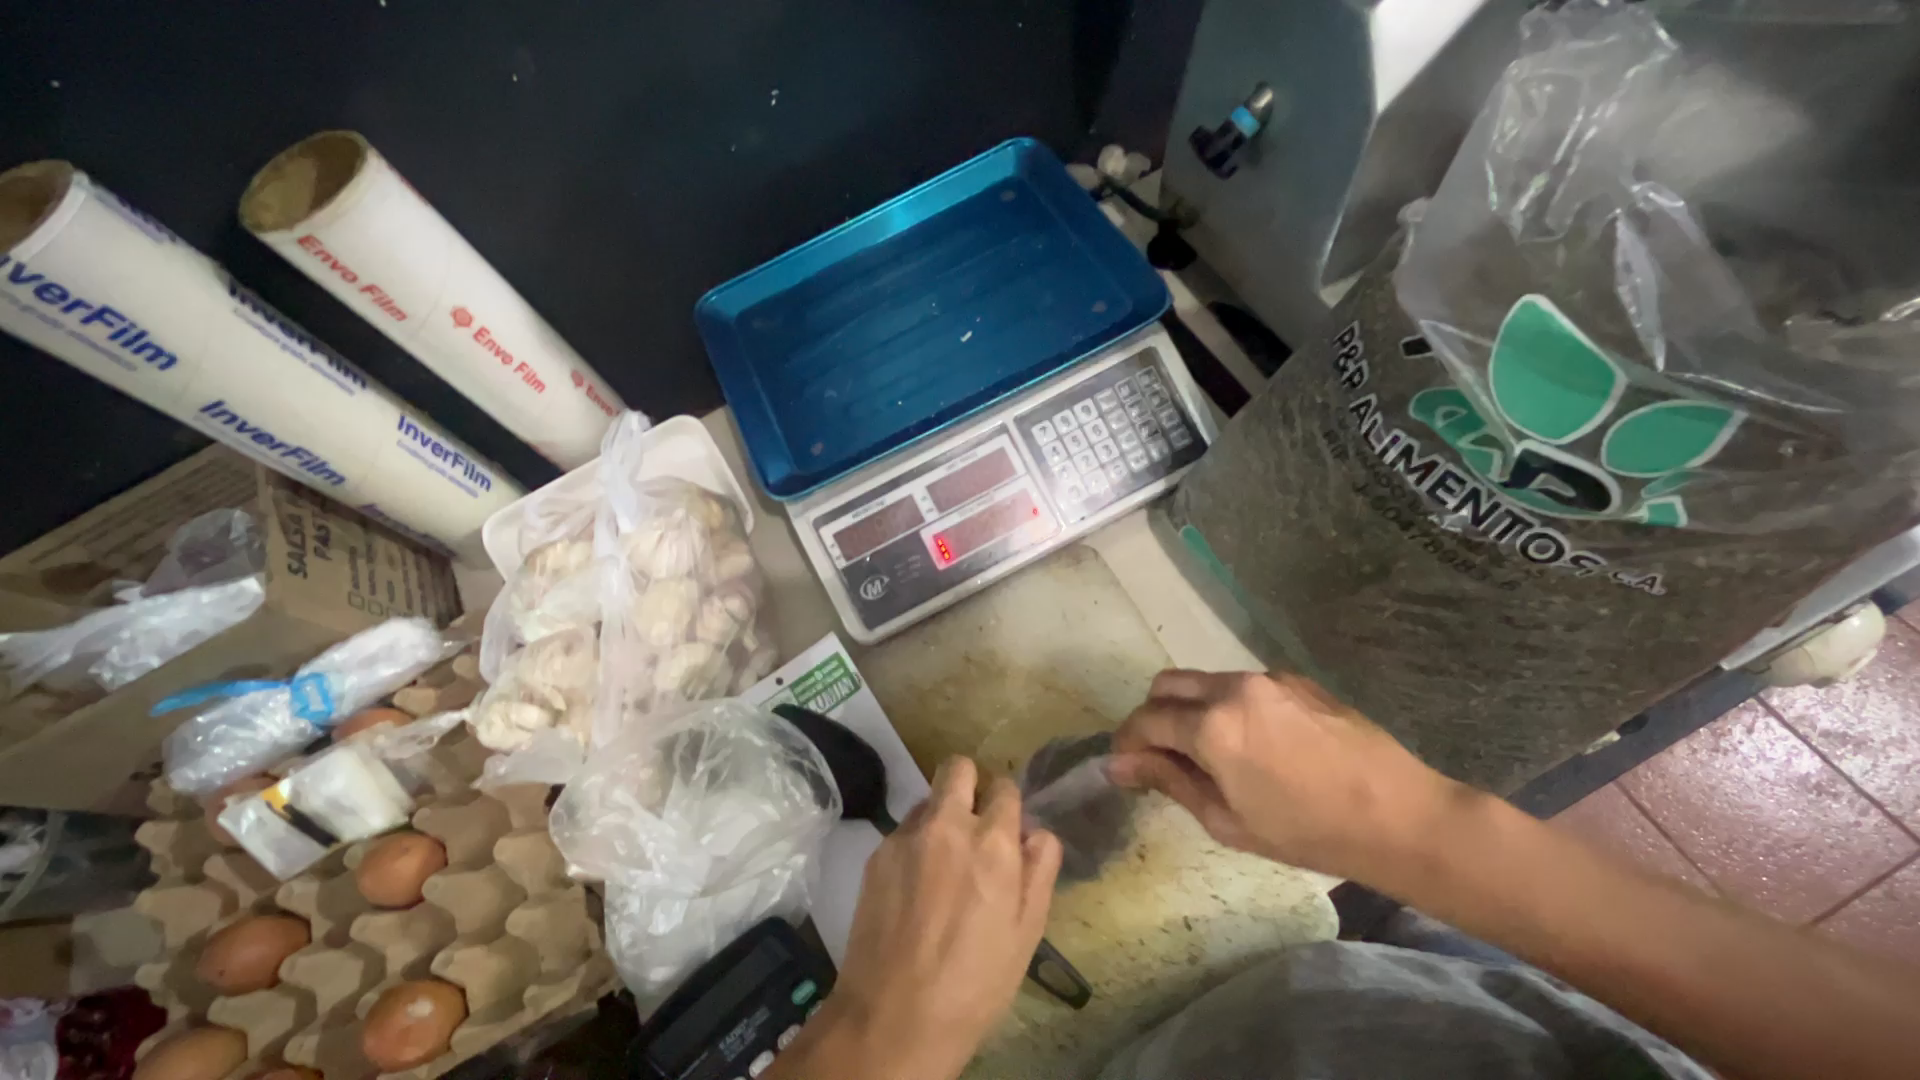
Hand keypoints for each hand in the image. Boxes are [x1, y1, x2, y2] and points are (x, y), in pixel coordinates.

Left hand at [777, 757, 1061, 1079]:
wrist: (893, 1017)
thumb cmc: (974, 983)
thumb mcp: (1027, 933)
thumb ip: (1039, 870)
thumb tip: (1038, 833)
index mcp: (993, 842)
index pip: (1005, 787)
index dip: (1008, 805)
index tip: (1005, 829)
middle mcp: (948, 825)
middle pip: (958, 767)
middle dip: (970, 783)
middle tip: (973, 825)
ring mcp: (906, 836)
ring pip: (927, 800)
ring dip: (940, 817)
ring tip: (941, 865)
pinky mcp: (876, 853)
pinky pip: (903, 830)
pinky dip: (914, 845)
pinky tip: (914, 888)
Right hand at [1108, 669, 1457, 882]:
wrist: (1399, 816)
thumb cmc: (1307, 831)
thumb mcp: (1227, 819)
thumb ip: (1169, 781)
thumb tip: (1119, 766)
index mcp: (1212, 726)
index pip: (1146, 720)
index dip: (1126, 743)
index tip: (1124, 766)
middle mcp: (1232, 687)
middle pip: (1167, 685)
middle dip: (1152, 716)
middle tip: (1160, 756)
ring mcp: (1267, 678)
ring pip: (1204, 682)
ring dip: (1190, 709)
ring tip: (1209, 752)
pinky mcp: (1296, 679)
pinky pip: (1242, 685)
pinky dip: (1228, 706)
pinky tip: (1253, 743)